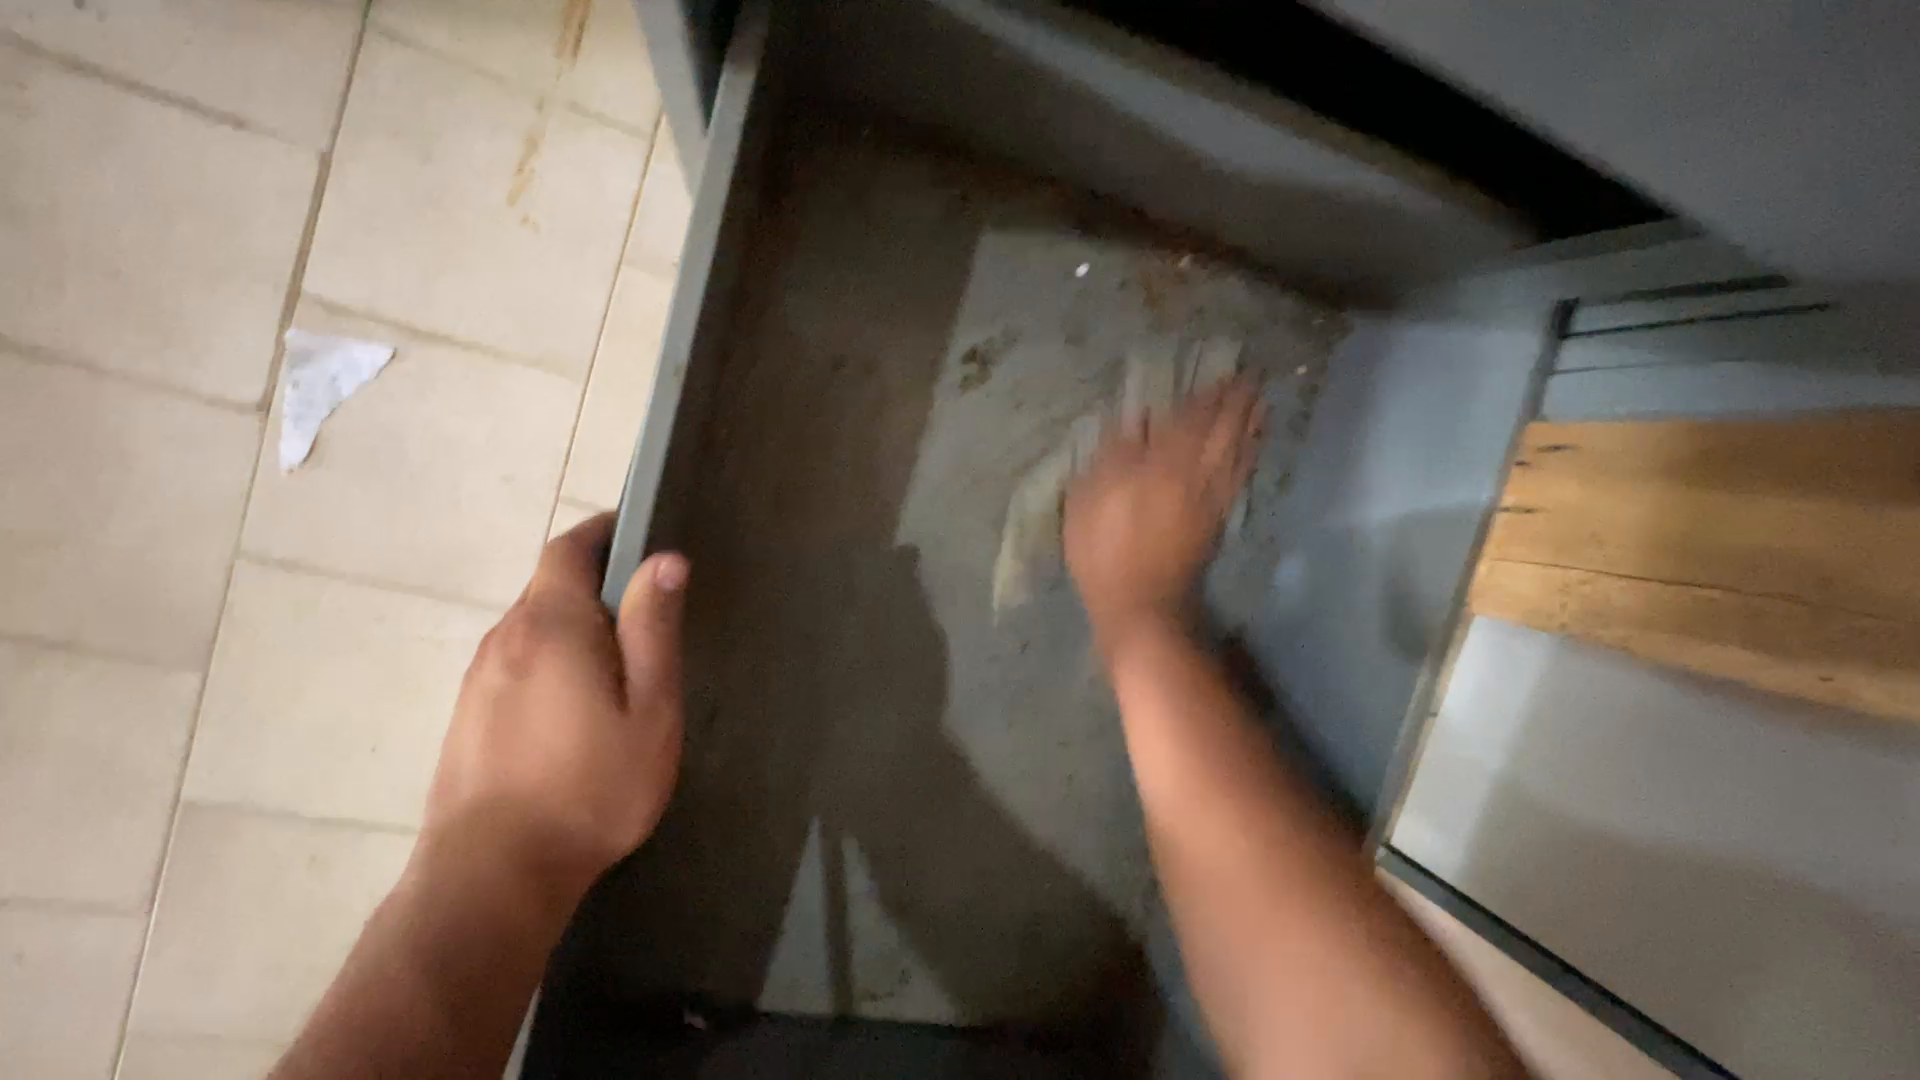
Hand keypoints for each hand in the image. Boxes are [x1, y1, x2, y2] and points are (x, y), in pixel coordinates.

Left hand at [418, 513, 687, 903]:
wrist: (493, 875)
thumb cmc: (590, 788)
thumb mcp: (648, 709)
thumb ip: (653, 629)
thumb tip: (665, 559)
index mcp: (552, 625)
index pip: (569, 549)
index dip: (602, 530)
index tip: (638, 529)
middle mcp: (505, 638)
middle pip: (549, 586)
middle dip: (595, 582)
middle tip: (647, 612)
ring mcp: (478, 678)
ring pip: (532, 628)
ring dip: (573, 625)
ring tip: (619, 664)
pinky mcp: (468, 715)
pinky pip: (516, 663)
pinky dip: (551, 658)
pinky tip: (576, 707)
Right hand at [1064, 377, 1264, 641]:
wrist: (1141, 604)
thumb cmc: (1104, 550)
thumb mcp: (1089, 497)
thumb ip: (1114, 453)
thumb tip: (1137, 418)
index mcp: (1161, 464)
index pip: (1190, 420)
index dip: (1209, 396)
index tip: (1225, 373)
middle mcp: (1194, 474)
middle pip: (1222, 432)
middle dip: (1238, 404)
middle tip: (1254, 379)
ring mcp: (1211, 499)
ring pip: (1236, 453)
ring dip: (1251, 427)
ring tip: (1263, 405)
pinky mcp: (1217, 521)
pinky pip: (1239, 480)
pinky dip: (1249, 459)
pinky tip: (1252, 449)